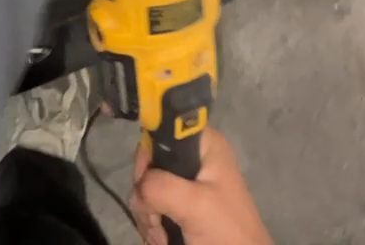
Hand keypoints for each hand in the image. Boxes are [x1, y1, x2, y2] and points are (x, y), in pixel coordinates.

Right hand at [130, 128, 272, 244]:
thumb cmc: (227, 232)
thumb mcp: (195, 204)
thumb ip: (160, 186)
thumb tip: (138, 190)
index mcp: (203, 144)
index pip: (162, 130)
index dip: (148, 154)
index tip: (144, 182)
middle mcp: (194, 158)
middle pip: (150, 163)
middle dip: (146, 195)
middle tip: (155, 220)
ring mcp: (187, 184)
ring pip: (148, 188)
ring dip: (148, 215)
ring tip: (161, 238)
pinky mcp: (182, 206)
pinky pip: (153, 206)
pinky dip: (152, 224)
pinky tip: (160, 240)